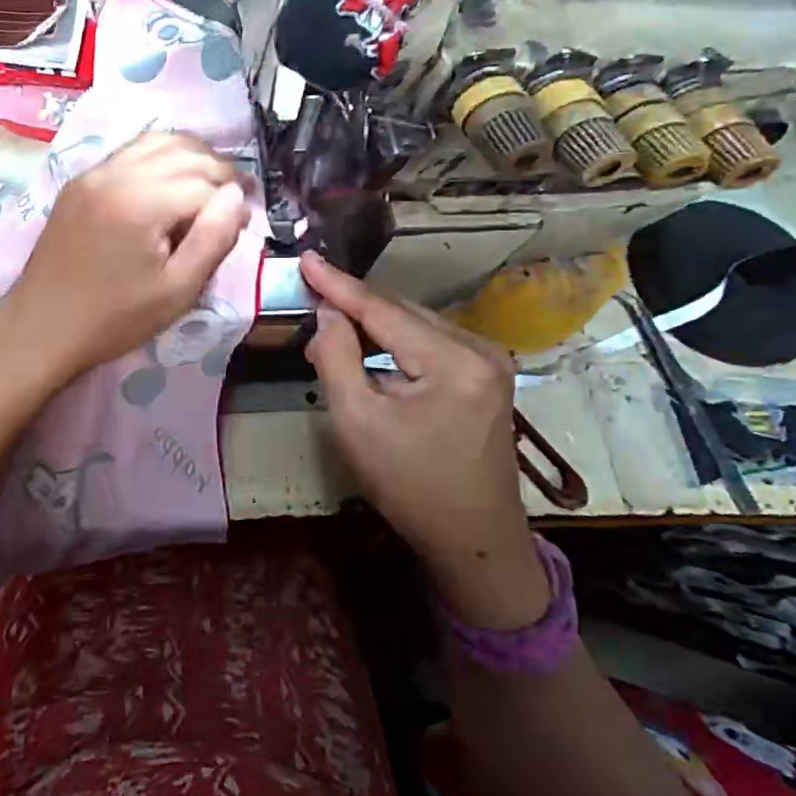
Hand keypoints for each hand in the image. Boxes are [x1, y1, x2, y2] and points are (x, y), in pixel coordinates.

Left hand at [0, 132, 249, 383]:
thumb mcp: (177, 291)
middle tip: (235, 199)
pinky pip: (129, 152)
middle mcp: (116, 174)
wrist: (42, 328)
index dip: (233, 199)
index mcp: (141, 201)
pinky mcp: (79, 182)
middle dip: (217, 169)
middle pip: (184, 151)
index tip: (245, 222)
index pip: (205, 182)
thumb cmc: (114, 318)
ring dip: (191, 155)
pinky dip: (159, 156)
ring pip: (155, 141)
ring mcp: (93, 174)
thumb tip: (237, 196)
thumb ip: (214, 239)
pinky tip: (170, 181)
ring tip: (208, 184)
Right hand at [301, 251, 550, 628]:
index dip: (339, 285)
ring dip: (373, 324)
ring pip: (416, 324)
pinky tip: (370, 349)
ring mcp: (489, 360)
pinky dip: (395, 341)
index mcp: (453, 361)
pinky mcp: (487, 374)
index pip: (383, 310)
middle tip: (309, 305)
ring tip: (331, 330)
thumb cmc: (409, 486)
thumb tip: (329, 313)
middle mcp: (480, 349)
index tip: (306, 259)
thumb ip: (337, 358)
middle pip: (402, 312)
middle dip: (353, 307)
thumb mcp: (358, 422)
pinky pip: (430, 341)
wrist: (472, 536)